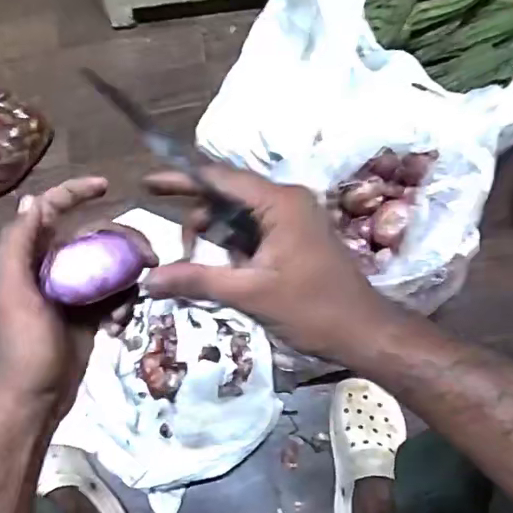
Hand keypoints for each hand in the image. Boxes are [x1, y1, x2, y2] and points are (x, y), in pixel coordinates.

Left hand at [0, 176, 138, 415]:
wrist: (37, 397)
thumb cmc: (24, 345)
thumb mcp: (14, 292)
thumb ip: (18, 244)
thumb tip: (34, 200)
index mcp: (31, 257)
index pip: (52, 210)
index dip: (74, 191)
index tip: (106, 185)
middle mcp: (53, 268)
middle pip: (95, 237)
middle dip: (124, 242)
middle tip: (151, 258)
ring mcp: (75, 292)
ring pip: (111, 266)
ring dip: (127, 280)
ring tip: (130, 306)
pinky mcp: (91, 315)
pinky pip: (116, 296)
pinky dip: (123, 306)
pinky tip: (119, 327)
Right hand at [142, 165, 409, 365]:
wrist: (364, 333)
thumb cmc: (313, 309)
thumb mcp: (250, 294)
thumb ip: (197, 281)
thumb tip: (148, 280)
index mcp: (280, 202)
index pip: (220, 179)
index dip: (181, 180)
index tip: (148, 183)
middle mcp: (287, 200)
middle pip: (226, 197)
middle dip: (199, 221)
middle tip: (183, 255)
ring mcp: (293, 219)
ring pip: (238, 217)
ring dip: (215, 238)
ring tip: (204, 270)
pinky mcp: (295, 238)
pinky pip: (253, 233)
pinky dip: (233, 249)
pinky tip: (226, 273)